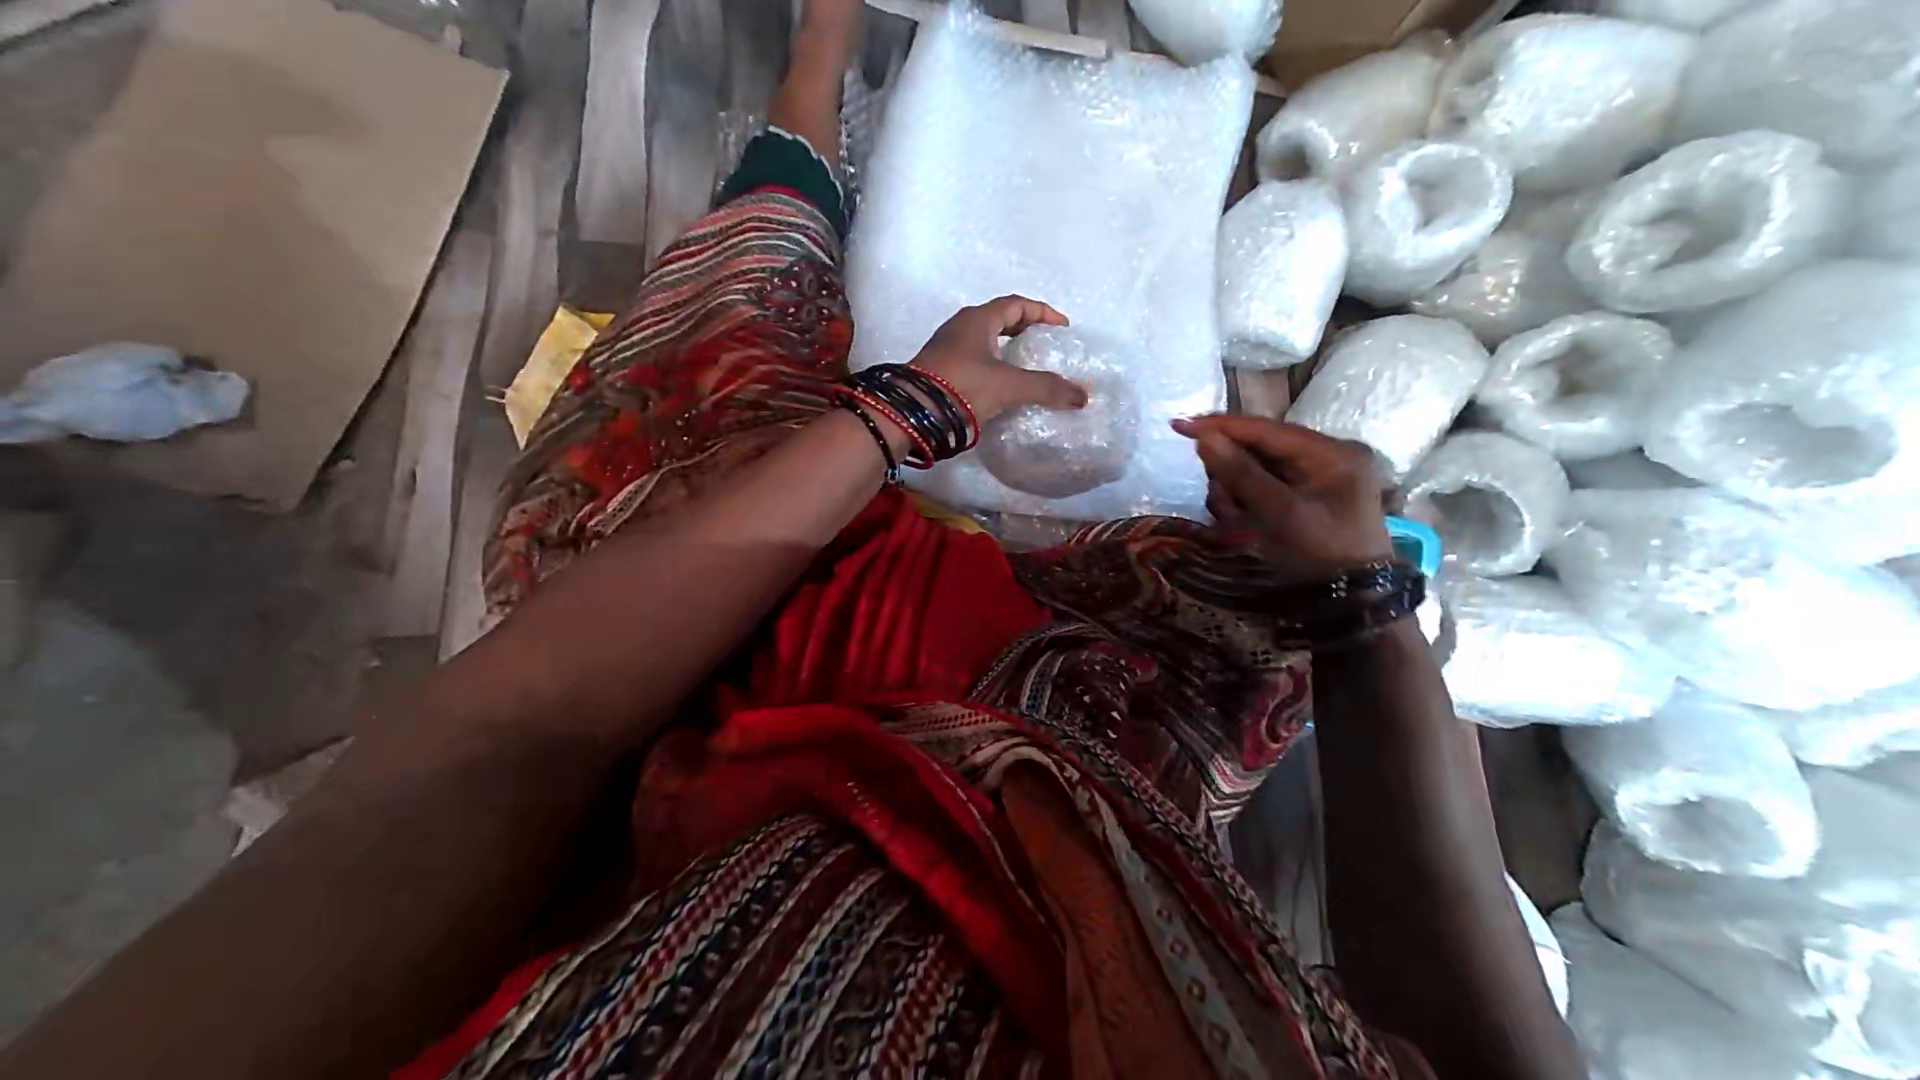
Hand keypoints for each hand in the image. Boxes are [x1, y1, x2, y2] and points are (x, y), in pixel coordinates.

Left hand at [910, 296, 1088, 423]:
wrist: (911, 413)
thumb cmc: (960, 386)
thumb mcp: (1008, 385)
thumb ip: (1046, 388)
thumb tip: (1082, 396)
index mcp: (978, 319)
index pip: (1016, 304)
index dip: (1042, 312)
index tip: (1062, 327)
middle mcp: (960, 328)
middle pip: (999, 319)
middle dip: (1025, 329)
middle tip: (1046, 344)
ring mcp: (946, 349)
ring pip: (984, 341)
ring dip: (1007, 349)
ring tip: (1027, 366)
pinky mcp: (939, 371)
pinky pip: (974, 360)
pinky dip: (993, 366)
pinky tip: (1001, 386)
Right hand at [1173, 414, 1392, 575]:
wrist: (1356, 603)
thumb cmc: (1321, 555)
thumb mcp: (1279, 513)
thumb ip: (1241, 473)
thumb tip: (1203, 437)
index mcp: (1332, 453)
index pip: (1265, 428)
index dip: (1220, 426)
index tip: (1179, 426)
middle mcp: (1329, 457)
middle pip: (1260, 449)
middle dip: (1231, 475)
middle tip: (1223, 508)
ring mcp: (1321, 478)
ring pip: (1259, 469)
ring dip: (1237, 494)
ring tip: (1236, 523)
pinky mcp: (1312, 496)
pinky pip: (1268, 487)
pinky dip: (1249, 503)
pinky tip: (1244, 525)